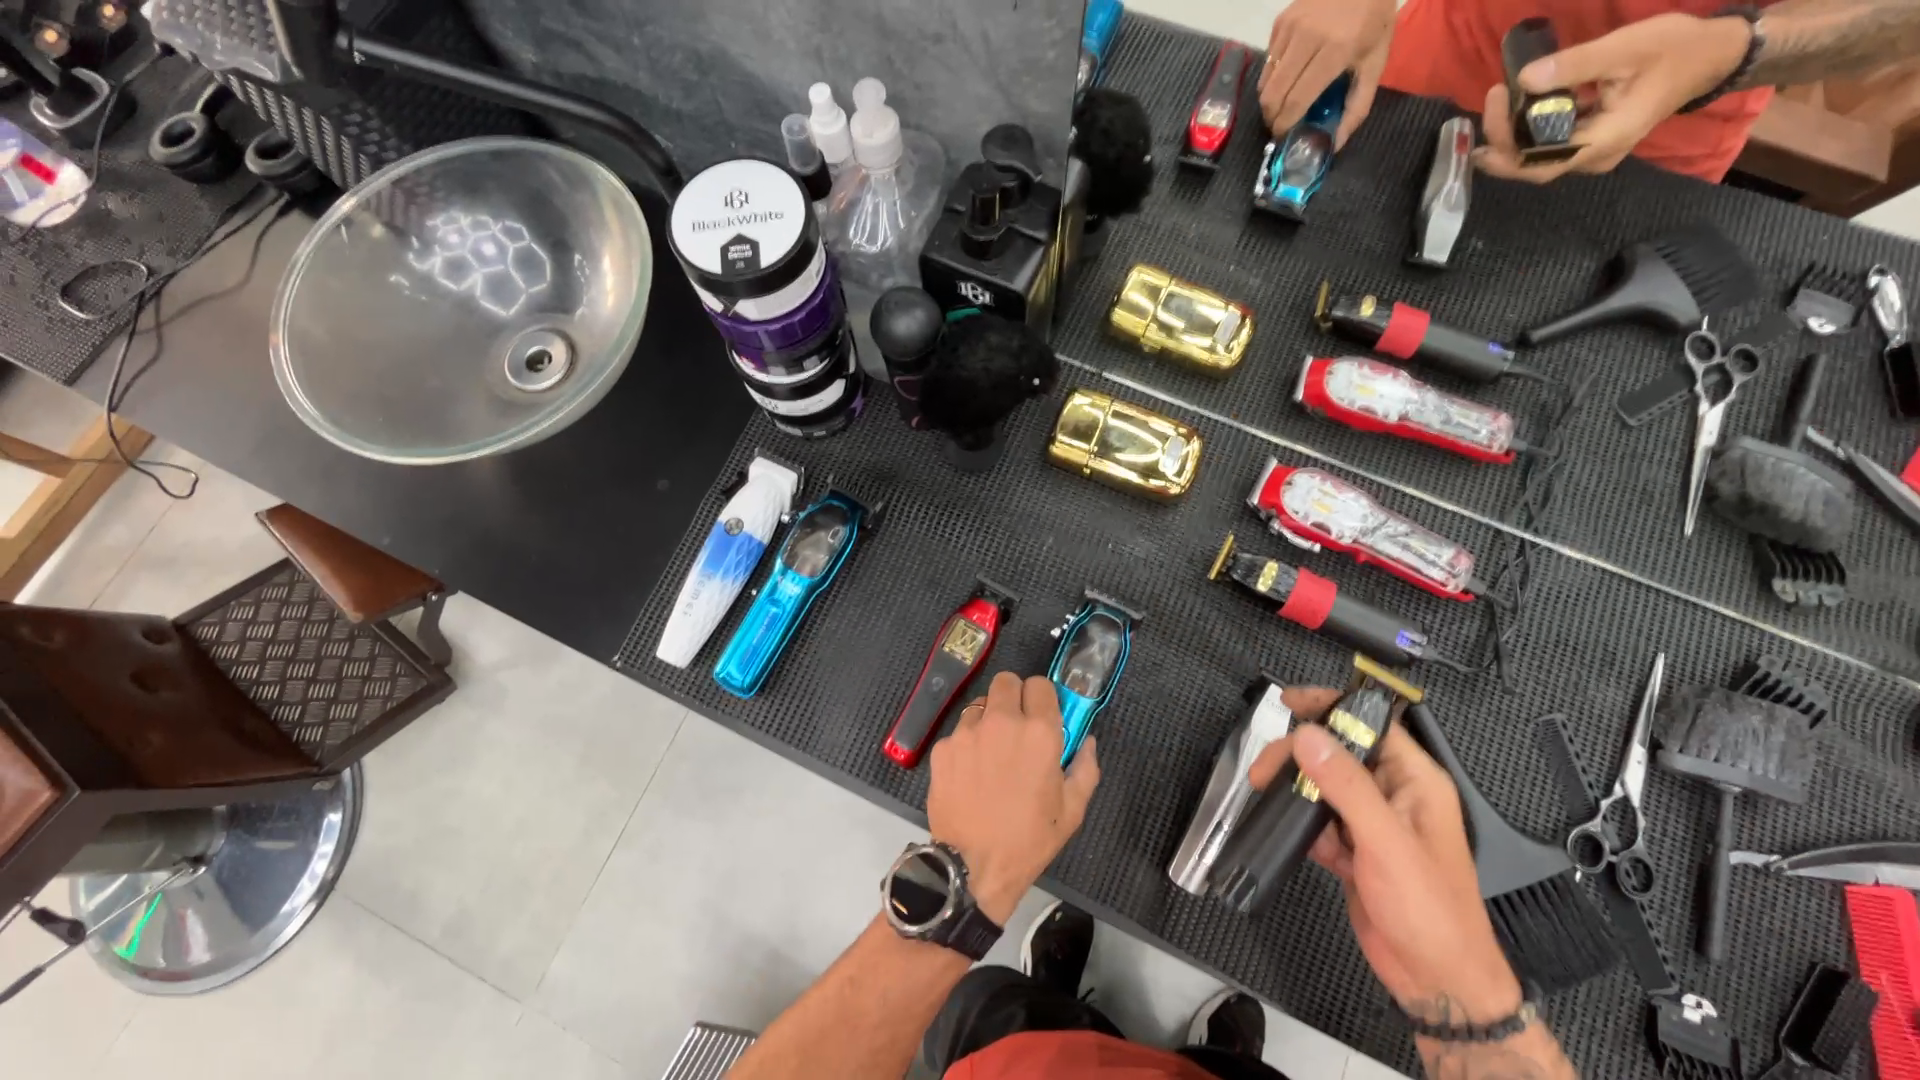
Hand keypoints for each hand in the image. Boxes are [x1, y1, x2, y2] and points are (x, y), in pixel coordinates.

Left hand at [926, 672, 1100, 923]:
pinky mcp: (942, 749)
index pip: (1040, 685)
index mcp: (1039, 732)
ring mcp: (967, 733)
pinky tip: (970, 774)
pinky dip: (966, 745)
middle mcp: (1001, 721)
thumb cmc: (1029, 840)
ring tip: (991, 753)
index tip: (1042, 716)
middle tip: (1016, 726)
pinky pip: (958, 733)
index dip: (1042, 698)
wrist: (973, 867)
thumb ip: (1085, 768)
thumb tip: (1086, 741)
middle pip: (1005, 681)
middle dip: (1013, 697)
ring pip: (978, 705)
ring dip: (987, 720)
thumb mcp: (1072, 810)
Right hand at [1248, 696, 1519, 1022]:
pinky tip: (1300, 841)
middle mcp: (1395, 796)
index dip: (1333, 707)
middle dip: (1301, 756)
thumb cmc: (1428, 909)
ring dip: (1298, 792)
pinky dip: (1305, 828)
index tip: (1290, 702)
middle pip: (1340, 754)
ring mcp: (1374, 824)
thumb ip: (1345, 785)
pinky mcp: (1356, 850)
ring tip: (1270, 797)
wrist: (1435, 978)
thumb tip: (1308, 737)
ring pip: (1326, 788)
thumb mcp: (1385, 840)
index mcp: (1416, 781)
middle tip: (1265, 768)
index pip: (1373, 724)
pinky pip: (1321, 822)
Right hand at [1258, 0, 1394, 148]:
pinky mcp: (1281, 22)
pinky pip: (1268, 62)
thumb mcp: (1375, 62)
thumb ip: (1358, 104)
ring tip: (1280, 106)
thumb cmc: (1374, 18)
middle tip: (1278, 125)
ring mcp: (1291, 28)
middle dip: (1271, 117)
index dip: (1285, 124)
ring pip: (1265, 81)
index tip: (1283, 136)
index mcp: (1336, 50)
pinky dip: (1272, 77)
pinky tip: (1286, 78)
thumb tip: (1336, 143)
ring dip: (1269, 100)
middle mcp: (1308, 39)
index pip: (1297, 99)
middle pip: (1273, 94)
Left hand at [1477, 13, 1752, 182]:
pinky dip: (1529, 131)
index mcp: (1604, 141)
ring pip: (1537, 160)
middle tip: (1491, 101)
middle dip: (1502, 140)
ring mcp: (1592, 154)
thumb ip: (1575, 65)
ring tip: (1497, 104)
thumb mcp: (1627, 47)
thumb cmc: (1675, 49)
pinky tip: (1515, 111)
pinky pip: (1550, 147)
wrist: (1712, 56)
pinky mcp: (1590, 143)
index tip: (1497, 97)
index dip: (1507, 138)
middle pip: (1530, 166)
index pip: (1537, 159)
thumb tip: (1525, 78)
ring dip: (1512, 136)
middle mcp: (1593, 159)